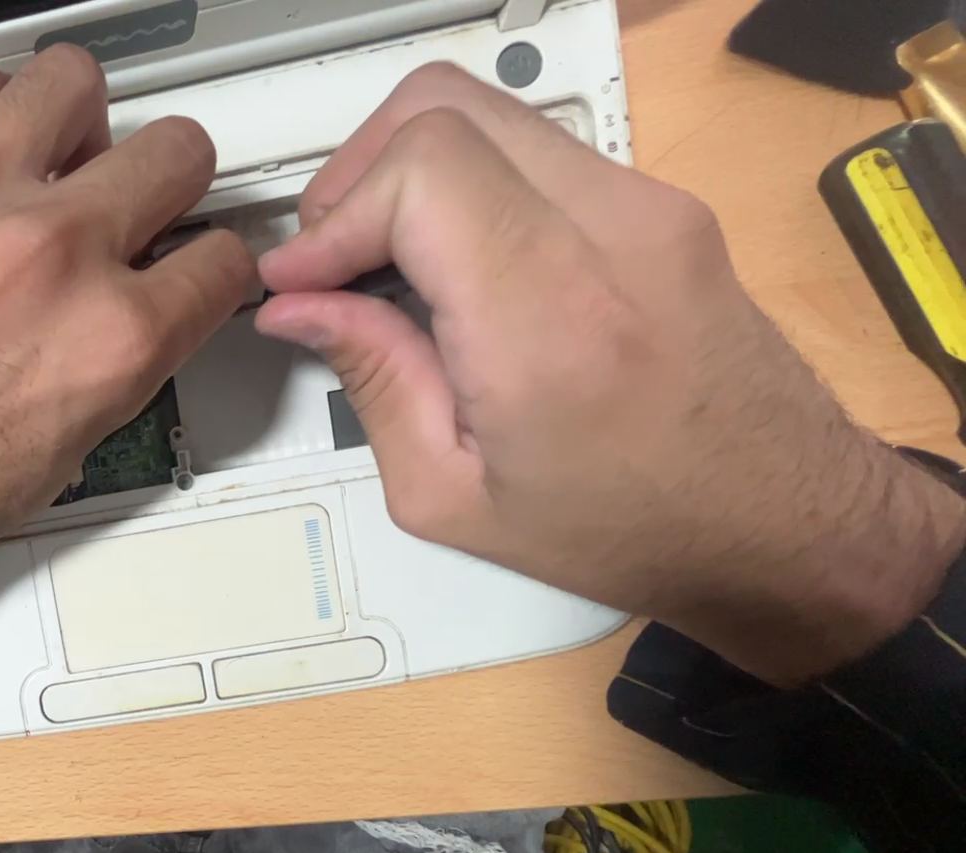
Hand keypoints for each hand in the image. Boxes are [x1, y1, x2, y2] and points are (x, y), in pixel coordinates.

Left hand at [0, 49, 253, 697]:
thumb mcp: (65, 453)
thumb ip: (118, 364)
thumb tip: (136, 315)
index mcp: (111, 341)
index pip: (221, 261)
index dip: (213, 271)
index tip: (193, 271)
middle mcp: (53, 259)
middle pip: (177, 153)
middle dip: (172, 191)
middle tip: (138, 219)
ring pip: (76, 83)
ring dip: (86, 128)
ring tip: (61, 173)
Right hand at [256, 63, 965, 685]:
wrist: (776, 521)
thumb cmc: (614, 528)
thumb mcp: (445, 489)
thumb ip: (369, 379)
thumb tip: (298, 308)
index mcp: (549, 321)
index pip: (421, 176)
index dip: (331, 219)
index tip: (291, 283)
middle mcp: (613, 232)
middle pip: (443, 110)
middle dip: (351, 179)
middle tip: (321, 264)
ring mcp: (646, 204)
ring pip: (481, 113)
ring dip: (395, 177)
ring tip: (364, 265)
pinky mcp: (653, 205)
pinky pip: (520, 151)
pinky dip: (447, 189)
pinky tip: (428, 268)